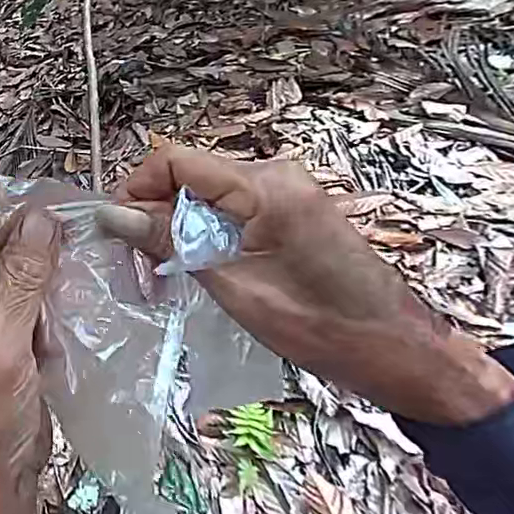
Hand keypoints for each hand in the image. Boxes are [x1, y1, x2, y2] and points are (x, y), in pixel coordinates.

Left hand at [0, 208, 58, 513]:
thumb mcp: (1, 344)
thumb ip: (21, 279)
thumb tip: (41, 217)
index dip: (12, 215)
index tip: (57, 197)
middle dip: (38, 244)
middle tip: (84, 221)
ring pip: (21, 278)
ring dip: (51, 271)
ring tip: (91, 247)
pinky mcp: (8, 340)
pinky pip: (33, 304)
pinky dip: (56, 298)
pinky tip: (85, 284)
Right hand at [97, 146, 513, 426]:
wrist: (399, 353)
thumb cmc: (321, 328)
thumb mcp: (235, 286)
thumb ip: (172, 242)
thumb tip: (115, 215)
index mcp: (265, 187)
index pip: (177, 160)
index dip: (137, 188)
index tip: (118, 230)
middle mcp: (275, 176)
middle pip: (190, 177)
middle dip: (154, 214)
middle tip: (136, 264)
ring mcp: (286, 192)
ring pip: (206, 196)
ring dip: (176, 229)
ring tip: (160, 274)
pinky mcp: (290, 212)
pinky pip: (230, 211)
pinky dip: (204, 236)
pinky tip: (194, 268)